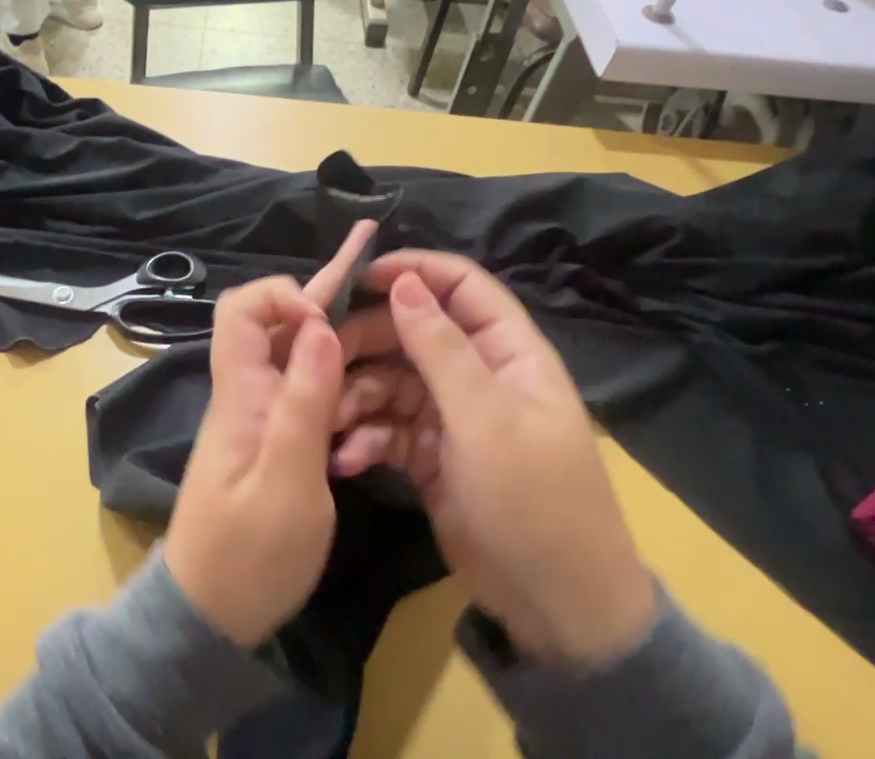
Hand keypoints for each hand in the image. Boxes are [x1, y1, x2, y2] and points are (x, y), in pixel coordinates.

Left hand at [162, 222, 376, 646]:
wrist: (210, 617)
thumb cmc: (248, 556)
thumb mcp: (286, 483)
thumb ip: (303, 405)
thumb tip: (319, 327)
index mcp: (241, 394)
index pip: (241, 309)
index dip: (284, 297)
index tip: (328, 324)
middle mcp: (247, 395)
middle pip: (277, 325)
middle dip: (326, 296)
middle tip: (375, 266)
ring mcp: (260, 420)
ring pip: (297, 359)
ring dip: (336, 341)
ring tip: (389, 327)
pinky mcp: (273, 445)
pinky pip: (306, 396)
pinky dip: (337, 383)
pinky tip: (370, 385)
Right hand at [338, 251, 657, 666]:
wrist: (555, 601)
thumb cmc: (532, 498)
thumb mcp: (486, 418)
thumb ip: (441, 348)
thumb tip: (404, 283)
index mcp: (508, 353)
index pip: (460, 287)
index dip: (413, 272)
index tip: (355, 277)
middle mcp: (478, 375)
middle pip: (412, 332)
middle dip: (366, 341)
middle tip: (319, 358)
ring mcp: (451, 417)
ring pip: (391, 381)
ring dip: (357, 397)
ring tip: (331, 422)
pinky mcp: (430, 456)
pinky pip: (388, 429)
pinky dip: (366, 439)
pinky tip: (346, 459)